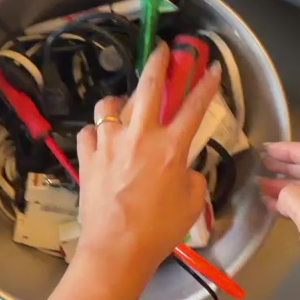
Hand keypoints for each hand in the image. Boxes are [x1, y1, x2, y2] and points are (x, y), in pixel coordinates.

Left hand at [71, 49, 222, 278]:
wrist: (116, 249)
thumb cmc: (158, 230)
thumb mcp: (191, 203)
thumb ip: (191, 176)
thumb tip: (181, 169)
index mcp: (171, 147)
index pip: (194, 107)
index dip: (206, 84)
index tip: (212, 67)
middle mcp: (139, 136)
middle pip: (148, 87)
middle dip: (157, 62)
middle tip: (160, 50)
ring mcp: (108, 144)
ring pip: (109, 105)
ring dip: (118, 102)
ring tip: (122, 109)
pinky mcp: (87, 157)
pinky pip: (90, 132)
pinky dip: (97, 133)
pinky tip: (102, 141)